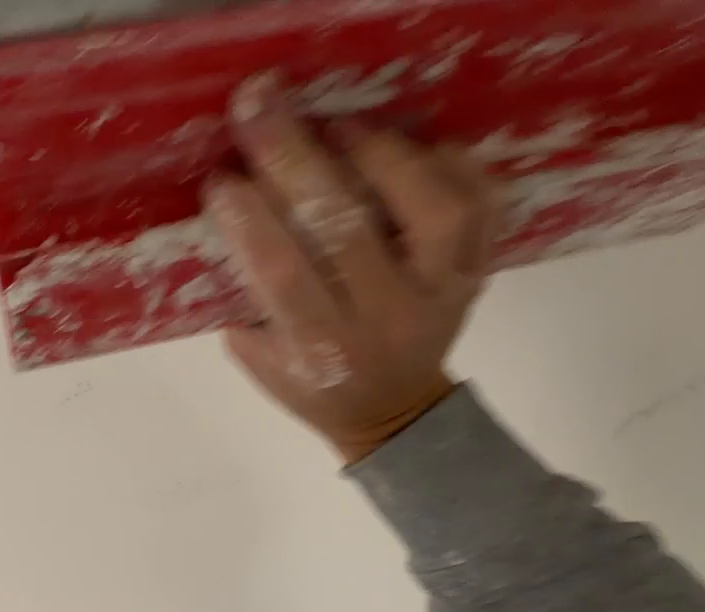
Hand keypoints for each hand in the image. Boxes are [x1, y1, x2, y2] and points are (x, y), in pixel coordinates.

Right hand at [206, 72, 496, 463]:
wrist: (396, 413)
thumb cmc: (318, 389)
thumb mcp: (266, 366)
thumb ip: (249, 307)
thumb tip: (232, 223)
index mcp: (326, 350)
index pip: (284, 277)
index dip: (251, 221)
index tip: (221, 178)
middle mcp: (389, 320)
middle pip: (345, 230)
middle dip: (294, 160)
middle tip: (261, 106)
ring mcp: (442, 292)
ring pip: (432, 210)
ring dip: (382, 154)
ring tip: (342, 125)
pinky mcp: (477, 272)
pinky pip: (483, 203)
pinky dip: (452, 161)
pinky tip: (410, 145)